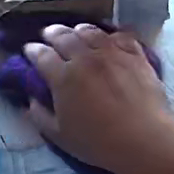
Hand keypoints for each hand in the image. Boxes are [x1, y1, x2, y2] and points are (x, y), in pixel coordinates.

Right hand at [23, 24, 173, 173]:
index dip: (32, 50)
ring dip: (78, 30)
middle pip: (64, 36)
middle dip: (52, 33)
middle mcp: (85, 58)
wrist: (144, 139)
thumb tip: (30, 101)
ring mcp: (112, 54)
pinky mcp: (135, 55)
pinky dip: (110, 34)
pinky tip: (108, 38)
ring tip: (75, 32)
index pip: (41, 55)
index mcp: (63, 77)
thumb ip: (40, 116)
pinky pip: (119, 36)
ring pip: (90, 32)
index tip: (28, 49)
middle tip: (48, 34)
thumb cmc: (98, 142)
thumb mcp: (59, 136)